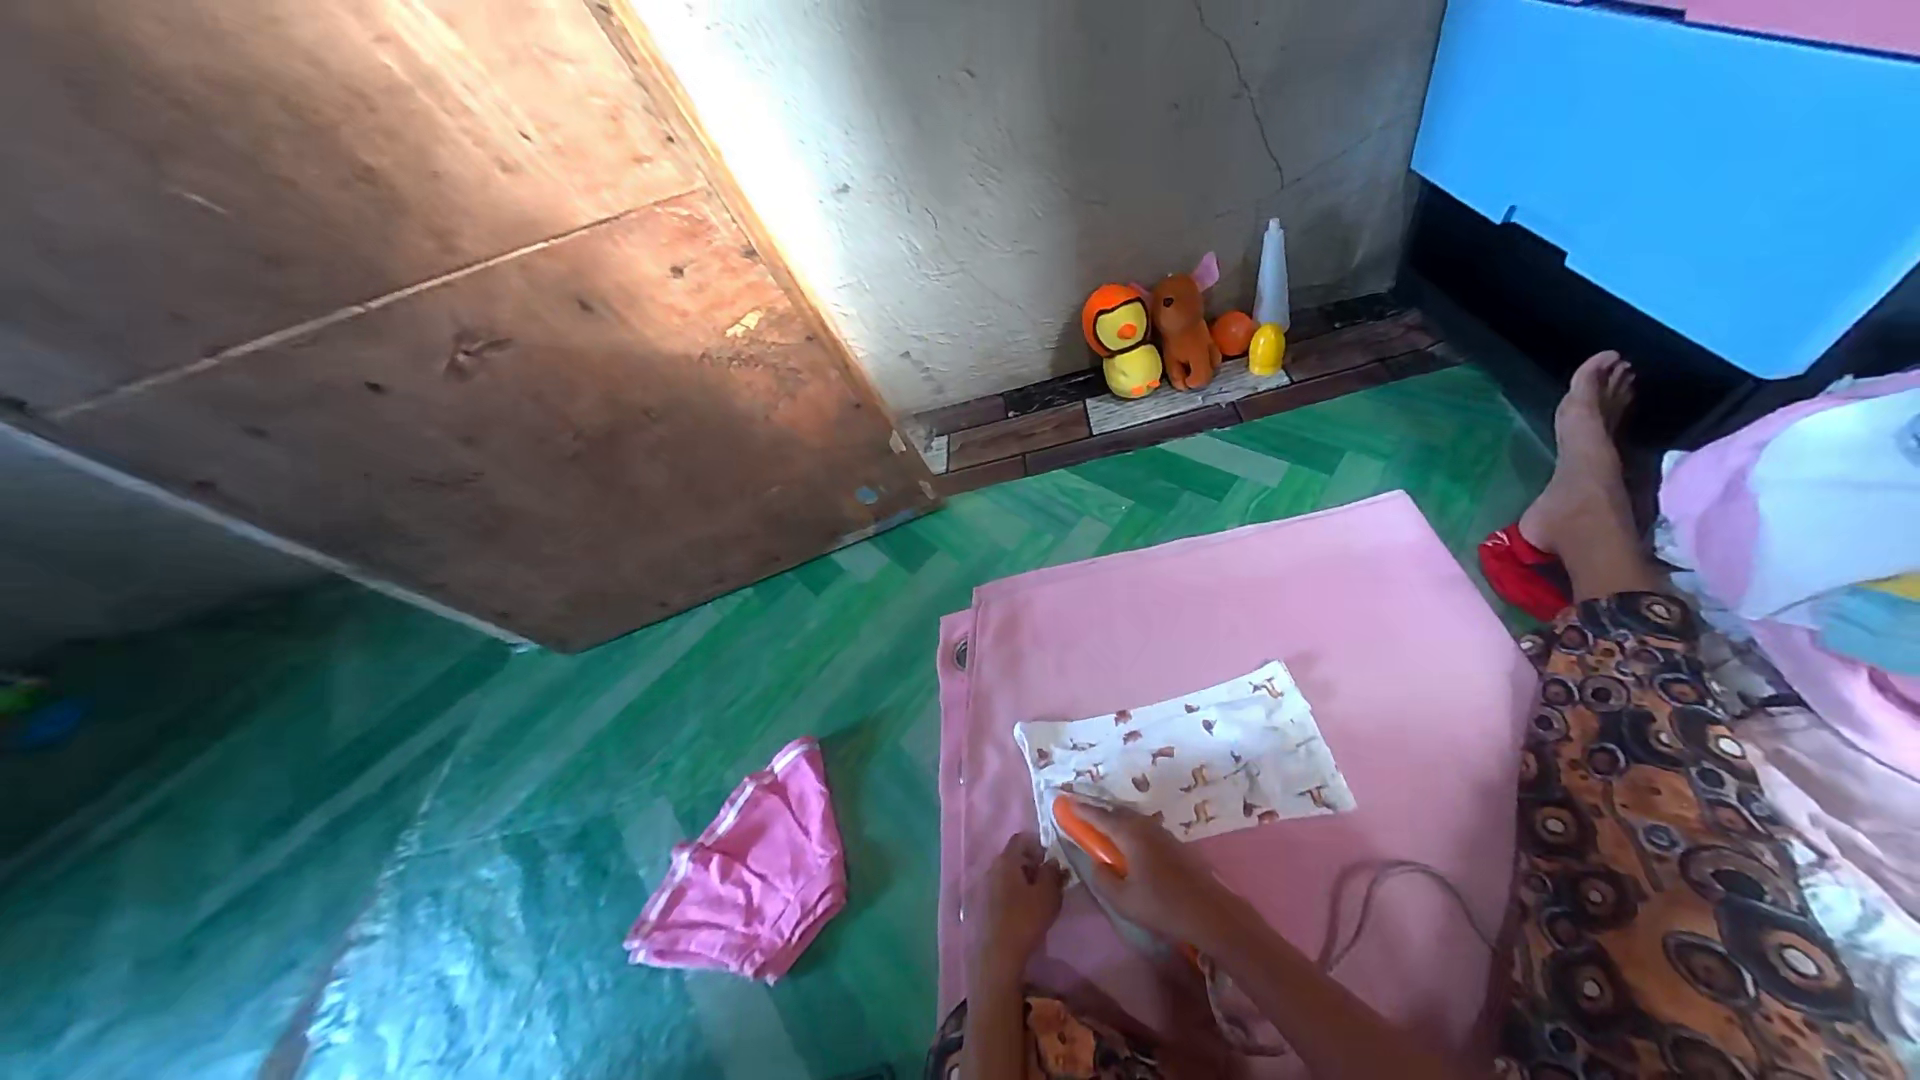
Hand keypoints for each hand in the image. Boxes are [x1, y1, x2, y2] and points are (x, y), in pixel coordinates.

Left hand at [968, 832, 1063, 981]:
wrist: (996, 955)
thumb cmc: (1025, 920)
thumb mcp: (1047, 895)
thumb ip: (1052, 873)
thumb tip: (1051, 860)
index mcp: (1006, 860)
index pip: (1021, 838)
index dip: (1037, 844)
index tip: (1049, 861)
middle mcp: (990, 867)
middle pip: (1012, 856)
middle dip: (1030, 863)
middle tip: (1046, 880)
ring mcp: (981, 886)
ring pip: (1004, 874)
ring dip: (1020, 880)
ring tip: (1035, 898)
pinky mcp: (978, 905)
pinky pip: (997, 890)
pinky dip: (1009, 893)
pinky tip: (1019, 911)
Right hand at [1066, 798, 1240, 947]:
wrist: (1212, 914)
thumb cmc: (1163, 906)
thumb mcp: (1123, 899)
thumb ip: (1102, 878)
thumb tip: (1096, 864)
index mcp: (1130, 834)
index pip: (1099, 816)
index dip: (1080, 809)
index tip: (1064, 801)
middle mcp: (1145, 826)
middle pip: (1115, 811)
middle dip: (1096, 809)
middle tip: (1079, 809)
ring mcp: (1162, 833)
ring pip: (1130, 818)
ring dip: (1113, 818)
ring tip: (1099, 823)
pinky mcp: (1174, 843)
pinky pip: (1142, 826)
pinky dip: (1127, 827)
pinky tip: (1126, 840)